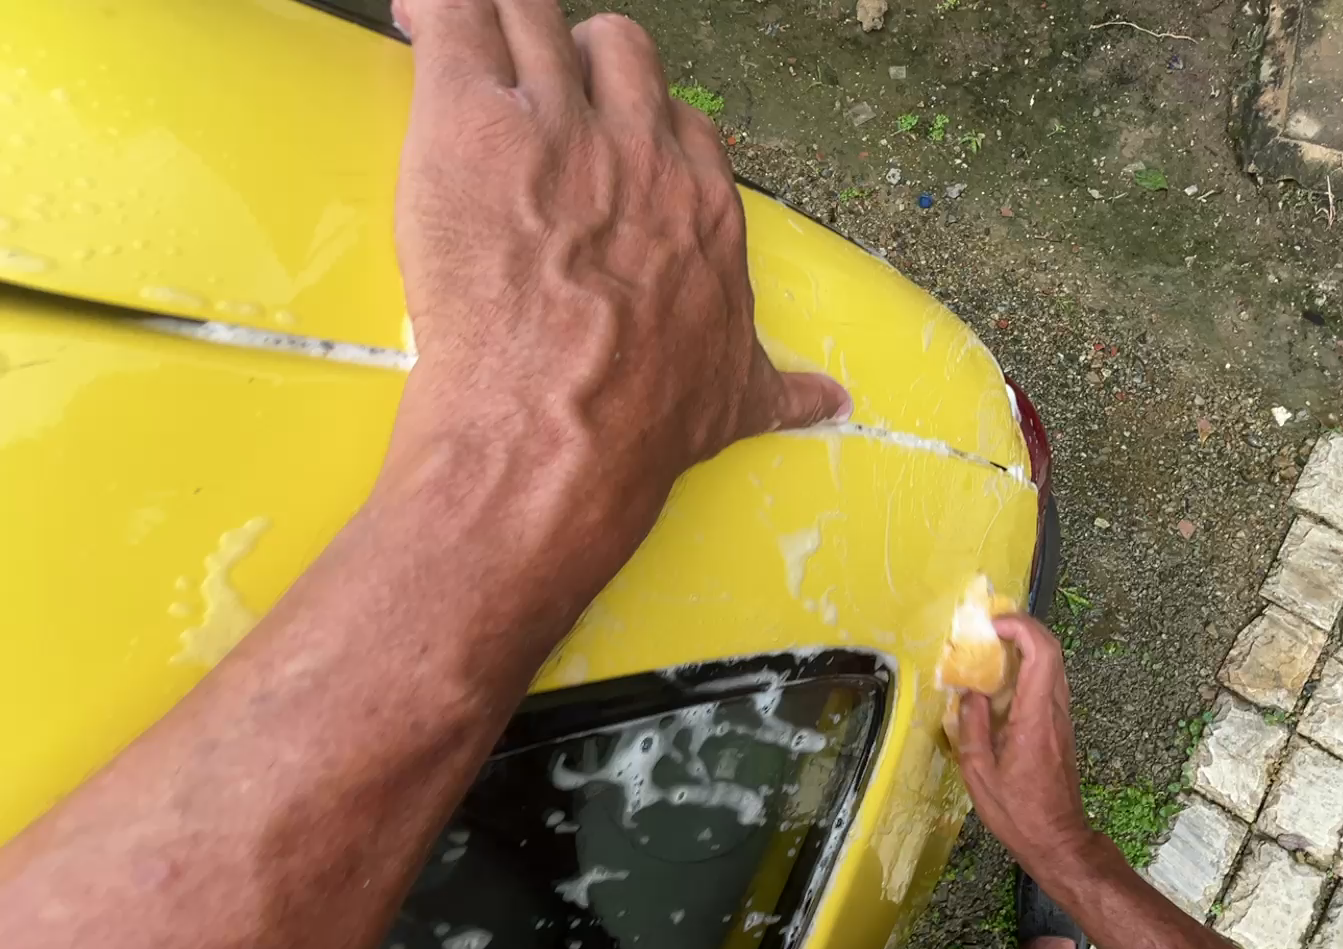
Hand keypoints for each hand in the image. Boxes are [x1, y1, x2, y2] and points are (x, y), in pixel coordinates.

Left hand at [377, 0, 848, 626]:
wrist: (566, 426)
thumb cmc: (655, 414)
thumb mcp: (742, 401)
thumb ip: (791, 391)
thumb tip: (835, 404)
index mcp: (706, 205)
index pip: (682, 121)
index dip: (642, 127)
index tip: (612, 149)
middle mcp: (644, 151)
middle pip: (619, 50)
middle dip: (583, 64)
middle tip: (542, 103)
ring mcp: (562, 128)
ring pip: (533, 15)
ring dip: (506, 33)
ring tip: (470, 64)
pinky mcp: (474, 121)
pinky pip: (454, 15)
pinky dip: (435, 15)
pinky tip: (421, 33)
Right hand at [953, 616, 1101, 876]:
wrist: (1058, 839)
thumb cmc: (1017, 812)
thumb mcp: (980, 774)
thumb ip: (972, 728)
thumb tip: (970, 692)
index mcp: (1035, 717)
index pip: (1041, 654)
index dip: (1021, 628)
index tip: (992, 625)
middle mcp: (1055, 709)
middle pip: (1053, 649)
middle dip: (1024, 627)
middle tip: (990, 629)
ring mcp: (1063, 716)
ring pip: (1054, 662)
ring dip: (1027, 645)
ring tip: (993, 648)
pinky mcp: (1061, 724)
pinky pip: (1049, 680)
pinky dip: (1029, 665)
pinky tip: (1002, 679)